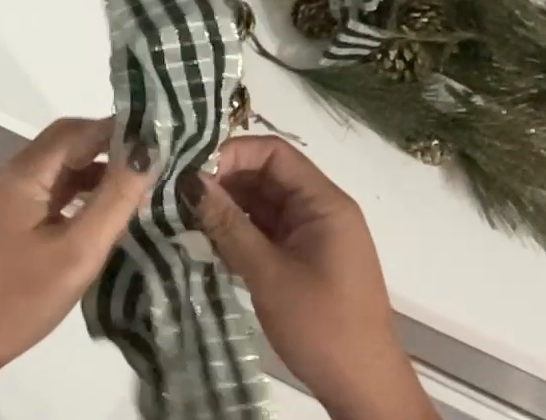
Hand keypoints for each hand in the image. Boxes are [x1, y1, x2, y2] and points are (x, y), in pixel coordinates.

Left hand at [0, 117, 154, 376]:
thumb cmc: (21, 296)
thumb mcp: (77, 251)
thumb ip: (114, 200)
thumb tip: (147, 152)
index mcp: (28, 171)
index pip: (78, 130)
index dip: (118, 127)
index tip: (161, 135)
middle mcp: (20, 173)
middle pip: (71, 142)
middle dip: (112, 144)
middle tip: (157, 156)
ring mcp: (18, 196)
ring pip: (66, 166)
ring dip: (101, 168)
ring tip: (146, 180)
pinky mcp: (21, 218)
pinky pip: (59, 189)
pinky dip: (87, 190)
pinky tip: (114, 208)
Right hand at [185, 136, 434, 419]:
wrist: (365, 393)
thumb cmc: (322, 327)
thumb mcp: (268, 273)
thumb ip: (227, 223)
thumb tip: (188, 181)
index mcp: (324, 202)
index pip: (273, 152)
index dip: (232, 152)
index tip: (192, 171)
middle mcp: (320, 209)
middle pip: (265, 174)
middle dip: (223, 179)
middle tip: (180, 194)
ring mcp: (311, 234)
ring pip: (261, 201)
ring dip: (227, 205)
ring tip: (186, 215)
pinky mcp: (303, 257)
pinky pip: (265, 228)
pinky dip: (237, 229)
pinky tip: (209, 240)